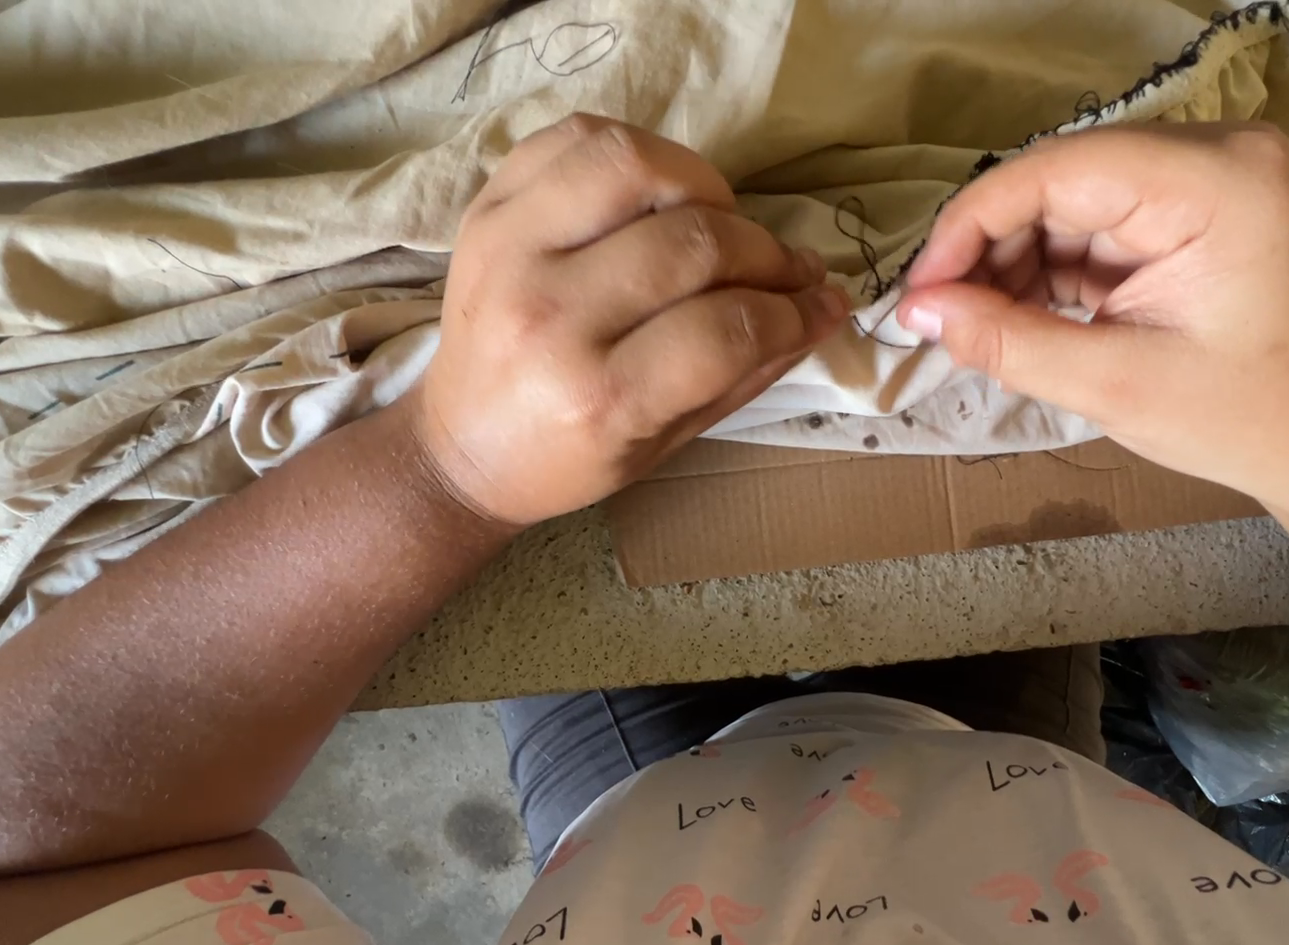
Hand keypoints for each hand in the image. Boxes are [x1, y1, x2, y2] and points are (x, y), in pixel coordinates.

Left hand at [410, 114, 850, 526]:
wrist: (464, 449)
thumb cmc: (571, 462)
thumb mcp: (668, 443)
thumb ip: (748, 374)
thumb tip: (825, 310)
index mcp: (599, 397)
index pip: (726, 330)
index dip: (792, 313)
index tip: (820, 306)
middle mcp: (550, 316)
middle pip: (694, 245)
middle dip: (765, 255)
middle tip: (786, 272)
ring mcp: (508, 249)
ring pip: (638, 166)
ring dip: (707, 190)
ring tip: (722, 227)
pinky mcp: (485, 209)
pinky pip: (579, 137)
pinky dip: (641, 154)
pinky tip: (662, 196)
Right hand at [896, 124, 1288, 514]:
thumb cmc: (1239, 419)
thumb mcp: (1110, 386)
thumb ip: (1005, 343)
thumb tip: (915, 313)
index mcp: (1216, 183)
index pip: (1057, 170)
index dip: (970, 225)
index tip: (919, 294)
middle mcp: (1215, 156)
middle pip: (1059, 180)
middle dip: (988, 251)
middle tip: (943, 320)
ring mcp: (1206, 180)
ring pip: (1066, 203)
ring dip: (1011, 264)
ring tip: (983, 329)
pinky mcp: (1191, 212)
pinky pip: (1091, 227)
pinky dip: (1045, 273)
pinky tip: (1023, 318)